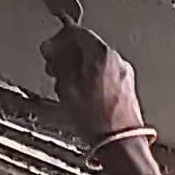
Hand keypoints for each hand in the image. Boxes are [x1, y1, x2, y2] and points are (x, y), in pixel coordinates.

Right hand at [41, 24, 145, 139]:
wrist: (119, 142)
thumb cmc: (95, 118)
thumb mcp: (66, 86)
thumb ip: (58, 61)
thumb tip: (51, 47)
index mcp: (102, 55)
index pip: (77, 32)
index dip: (58, 39)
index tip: (49, 50)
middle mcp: (116, 60)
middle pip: (86, 44)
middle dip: (67, 54)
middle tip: (53, 67)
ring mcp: (123, 72)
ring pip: (94, 58)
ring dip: (77, 66)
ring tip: (65, 84)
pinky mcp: (125, 85)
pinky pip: (103, 71)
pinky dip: (89, 76)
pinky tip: (80, 92)